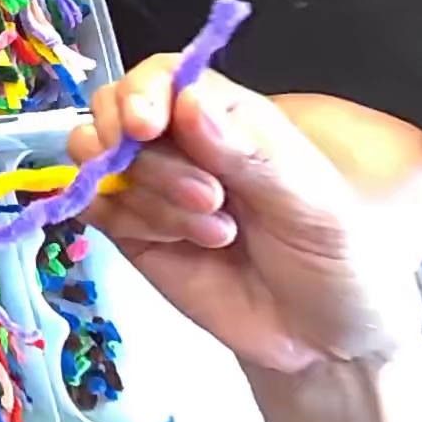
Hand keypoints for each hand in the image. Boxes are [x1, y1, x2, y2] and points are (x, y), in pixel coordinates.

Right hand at [71, 57, 421, 372]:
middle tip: (209, 199)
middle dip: (149, 160)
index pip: (160, 76)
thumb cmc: (334, 262)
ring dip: (145, 196)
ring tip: (212, 232)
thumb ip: (252, 154)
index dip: (141, 92)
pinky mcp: (120, 222)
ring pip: (93, 157)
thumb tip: (187, 102)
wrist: (316, 345)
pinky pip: (88, 202)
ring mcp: (141, 181)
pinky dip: (121, 220)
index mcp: (222, 118)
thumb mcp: (316, 208)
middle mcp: (173, 142)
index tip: (144, 126)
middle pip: (112, 113)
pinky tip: (172, 242)